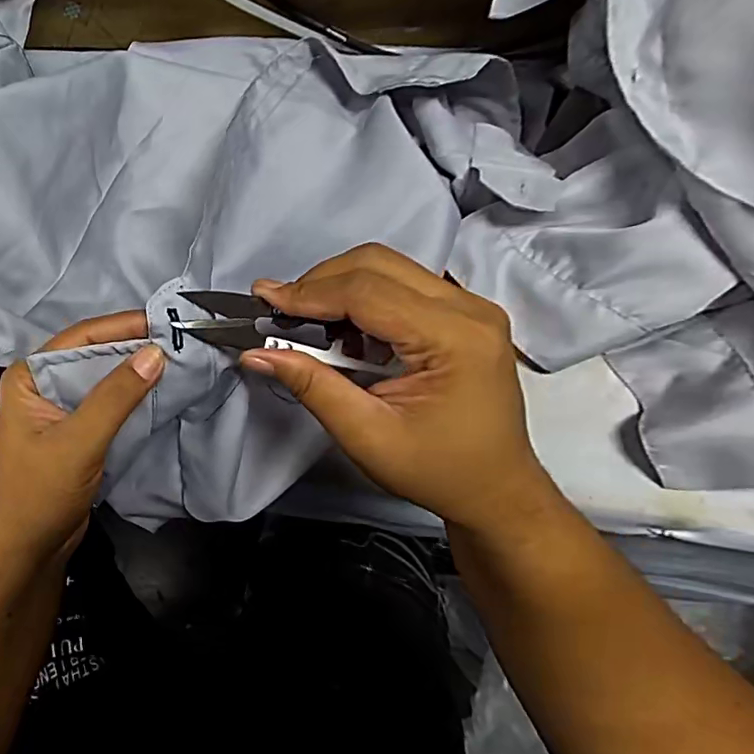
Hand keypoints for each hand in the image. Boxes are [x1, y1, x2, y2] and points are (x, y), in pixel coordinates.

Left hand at [0, 312, 163, 575]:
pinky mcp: (74, 430)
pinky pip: (105, 402)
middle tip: (178, 338)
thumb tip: (155, 353)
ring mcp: (57, 408)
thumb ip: (115, 397)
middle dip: (131, 346)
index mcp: (28, 376)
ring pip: (101, 377)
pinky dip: (130, 395)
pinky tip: (158, 390)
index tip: (164, 322)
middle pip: (91, 354)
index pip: (79, 338)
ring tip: (176, 359)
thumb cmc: (39, 494)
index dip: (121, 327)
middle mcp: (40, 384)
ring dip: (134, 370)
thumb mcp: (78, 442)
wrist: (25, 552)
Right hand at [241, 244, 561, 533]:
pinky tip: (343, 329)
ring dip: (337, 285)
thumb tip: (257, 353)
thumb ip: (311, 385)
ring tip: (307, 322)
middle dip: (319, 282)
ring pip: (386, 265)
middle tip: (281, 311)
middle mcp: (469, 311)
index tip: (264, 300)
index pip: (367, 292)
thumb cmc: (437, 470)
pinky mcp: (461, 311)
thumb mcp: (365, 435)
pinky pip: (398, 281)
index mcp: (455, 340)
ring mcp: (470, 306)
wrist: (496, 489)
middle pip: (376, 264)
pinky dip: (359, 294)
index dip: (309, 293)